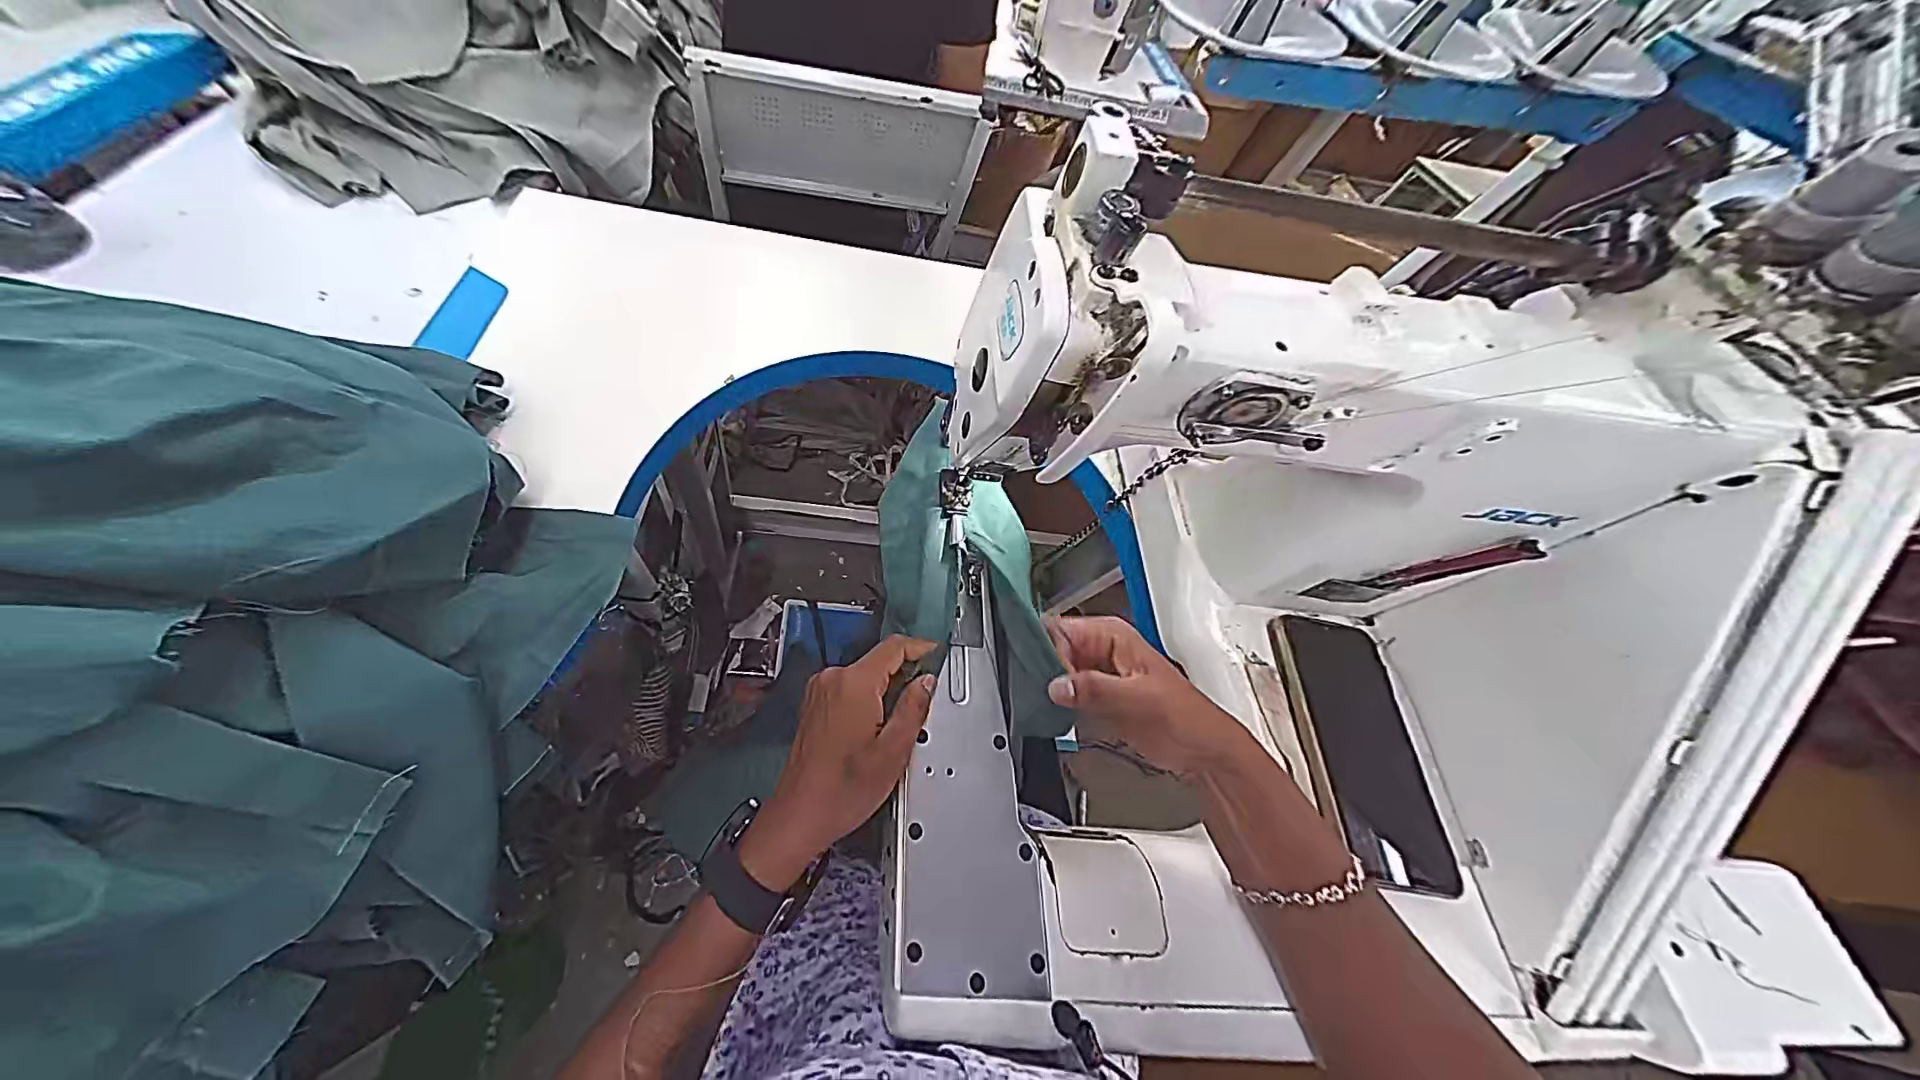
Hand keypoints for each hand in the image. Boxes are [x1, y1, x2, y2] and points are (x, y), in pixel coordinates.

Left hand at [737, 635, 938, 890]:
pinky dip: (869, 698)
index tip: (938, 654)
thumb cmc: (842, 790)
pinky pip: (850, 688)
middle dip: (906, 675)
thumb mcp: (894, 750)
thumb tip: (926, 683)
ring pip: (866, 675)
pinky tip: (877, 728)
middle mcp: (832, 680)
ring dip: (888, 689)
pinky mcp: (815, 704)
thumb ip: (914, 707)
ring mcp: (820, 691)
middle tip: (926, 701)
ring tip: (899, 724)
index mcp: (853, 683)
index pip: (895, 646)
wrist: (801, 815)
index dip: (922, 648)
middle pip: (880, 660)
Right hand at [1045, 615, 1252, 777]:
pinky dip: (1059, 703)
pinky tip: (1058, 714)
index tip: (1043, 676)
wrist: (1203, 751)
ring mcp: (1100, 672)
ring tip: (1049, 705)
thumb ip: (1095, 690)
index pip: (1062, 629)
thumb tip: (1058, 684)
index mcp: (1114, 636)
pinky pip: (1067, 692)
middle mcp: (1104, 649)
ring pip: (1057, 671)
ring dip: (1050, 688)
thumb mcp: (1137, 701)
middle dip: (1044, 670)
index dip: (1047, 650)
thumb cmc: (1186, 720)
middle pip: (1054, 649)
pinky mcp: (1098, 695)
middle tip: (1040, 693)